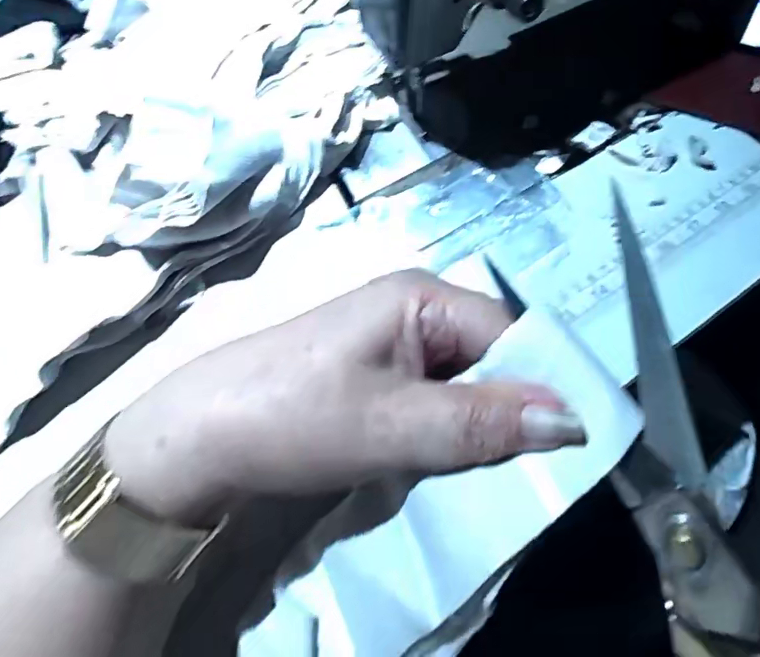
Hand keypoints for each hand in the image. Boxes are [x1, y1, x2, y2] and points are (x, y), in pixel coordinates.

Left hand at [102, 270, 587, 524]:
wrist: (187, 444)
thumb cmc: (290, 418)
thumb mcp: (392, 427)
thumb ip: (481, 423)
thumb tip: (571, 421)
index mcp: (425, 295)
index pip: (510, 334)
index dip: (535, 384)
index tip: (555, 444)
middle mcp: (420, 305)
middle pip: (492, 356)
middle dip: (501, 408)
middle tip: (503, 463)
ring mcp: (401, 337)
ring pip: (469, 379)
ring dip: (473, 422)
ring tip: (461, 463)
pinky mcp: (385, 368)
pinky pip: (441, 393)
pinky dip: (447, 427)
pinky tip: (431, 456)